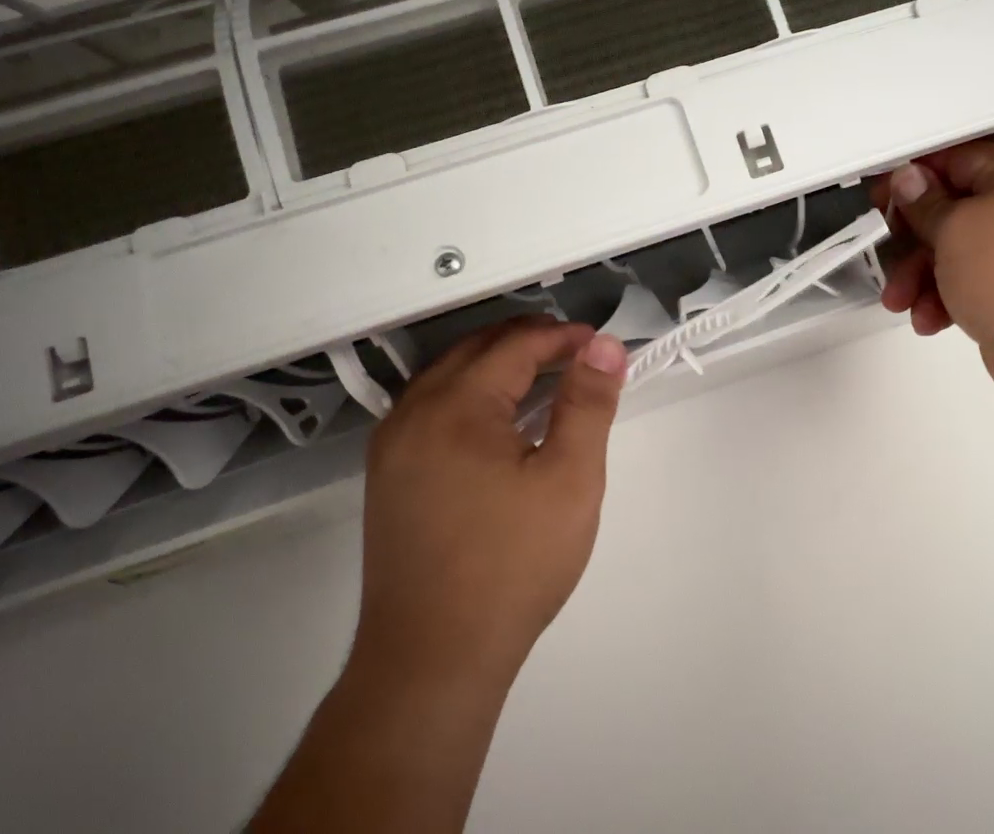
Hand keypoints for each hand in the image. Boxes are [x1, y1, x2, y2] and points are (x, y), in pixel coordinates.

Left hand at [350, 318, 626, 690]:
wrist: (434, 655)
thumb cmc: (514, 564)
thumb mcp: (570, 479)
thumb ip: (587, 404)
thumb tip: (604, 346)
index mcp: (454, 407)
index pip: (514, 345)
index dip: (563, 337)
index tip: (604, 346)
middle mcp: (411, 416)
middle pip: (475, 352)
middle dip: (530, 342)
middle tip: (580, 356)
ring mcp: (391, 450)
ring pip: (448, 380)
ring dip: (498, 368)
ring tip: (548, 381)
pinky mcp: (389, 481)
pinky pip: (433, 413)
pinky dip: (473, 399)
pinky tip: (503, 426)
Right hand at [876, 140, 993, 406]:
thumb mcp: (954, 231)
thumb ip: (925, 204)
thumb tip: (910, 180)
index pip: (959, 160)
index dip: (915, 178)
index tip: (883, 196)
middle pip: (956, 211)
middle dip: (914, 241)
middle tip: (886, 253)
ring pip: (961, 252)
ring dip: (924, 277)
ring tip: (901, 302)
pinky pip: (976, 283)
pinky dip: (948, 298)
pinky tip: (930, 320)